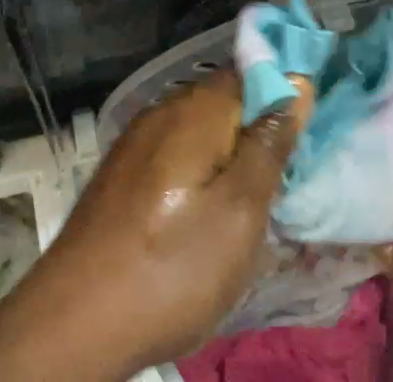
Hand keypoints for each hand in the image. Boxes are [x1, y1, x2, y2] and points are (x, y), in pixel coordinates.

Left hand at [0, 70, 312, 381]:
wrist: (74, 322)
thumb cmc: (171, 268)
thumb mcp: (239, 213)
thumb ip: (268, 145)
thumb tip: (295, 84)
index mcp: (194, 111)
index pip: (253, 70)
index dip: (288, 89)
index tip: (318, 123)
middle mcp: (161, 113)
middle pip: (226, 100)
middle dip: (262, 124)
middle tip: (294, 171)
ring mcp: (137, 144)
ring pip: (202, 130)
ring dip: (233, 152)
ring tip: (260, 197)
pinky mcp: (124, 176)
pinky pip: (178, 154)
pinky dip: (204, 171)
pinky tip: (212, 210)